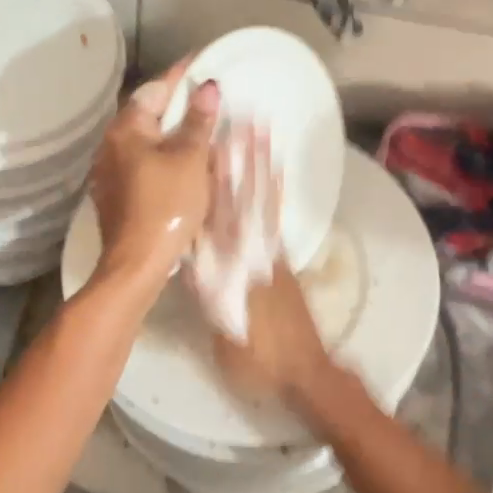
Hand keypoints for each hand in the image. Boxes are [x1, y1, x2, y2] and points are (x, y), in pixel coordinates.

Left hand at [89, 59, 221, 284]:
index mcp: (126, 128)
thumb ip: (198, 121)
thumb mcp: (190, 160)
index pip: (155, 89)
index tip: (202, 61)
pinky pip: (139, 166)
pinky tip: (177, 166)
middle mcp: (109, 144)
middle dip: (174, 105)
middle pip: (145, 114)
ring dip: (167, 134)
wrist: (135, 263)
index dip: (181, 75)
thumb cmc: (166, 206)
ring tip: (195, 131)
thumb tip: (206, 86)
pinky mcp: (113, 196)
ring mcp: (107, 172)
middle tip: (203, 98)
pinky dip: (159, 159)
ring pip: (142, 142)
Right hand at [193, 125, 331, 402]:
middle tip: (238, 119)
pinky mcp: (281, 262)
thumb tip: (187, 253)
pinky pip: (277, 218)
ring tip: (259, 131)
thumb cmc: (258, 359)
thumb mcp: (225, 331)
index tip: (207, 143)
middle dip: (240, 159)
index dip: (214, 179)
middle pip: (245, 198)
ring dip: (261, 165)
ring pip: (264, 201)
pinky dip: (276, 191)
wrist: (305, 373)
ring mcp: (271, 255)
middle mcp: (255, 254)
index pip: (220, 216)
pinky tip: (276, 172)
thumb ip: (209, 292)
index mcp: (236, 269)